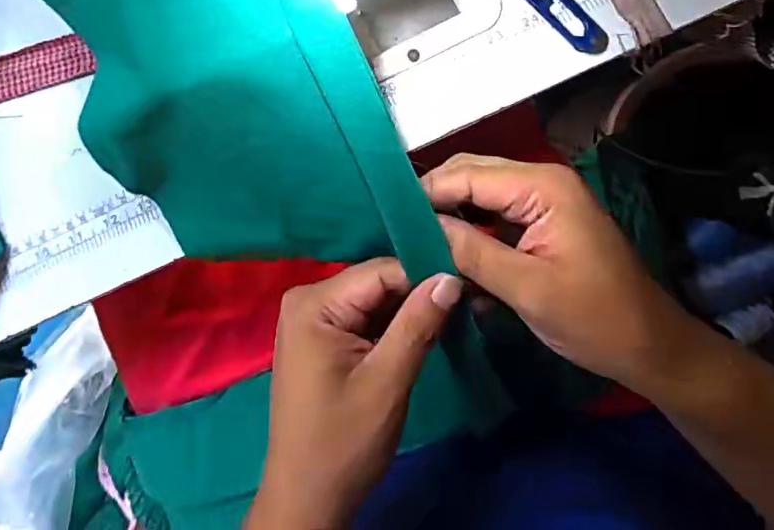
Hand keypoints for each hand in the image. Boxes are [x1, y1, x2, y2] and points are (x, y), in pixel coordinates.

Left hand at [247, 259, 461, 528]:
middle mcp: (308, 298)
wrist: (307, 501)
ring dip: (408, 310)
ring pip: (373, 300)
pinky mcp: (321, 337)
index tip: (466, 283)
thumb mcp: (386, 383)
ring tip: (453, 312)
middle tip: (465, 299)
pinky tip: (423, 331)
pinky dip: (392, 326)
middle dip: (418, 292)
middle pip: (376, 283)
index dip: (424, 275)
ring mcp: (312, 318)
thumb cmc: (342, 444)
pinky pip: (364, 317)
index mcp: (314, 302)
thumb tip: (451, 277)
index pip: (380, 271)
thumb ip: (417, 325)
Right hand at [422, 154, 707, 395]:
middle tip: (398, 223)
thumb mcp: (528, 289)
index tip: (390, 213)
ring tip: (415, 231)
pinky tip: (448, 243)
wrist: (652, 347)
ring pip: (481, 189)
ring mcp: (544, 196)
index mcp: (543, 186)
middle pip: (473, 173)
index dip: (428, 191)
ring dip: (451, 208)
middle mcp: (542, 179)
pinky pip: (496, 209)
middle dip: (436, 195)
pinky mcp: (543, 217)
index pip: (469, 175)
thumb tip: (423, 226)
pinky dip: (471, 223)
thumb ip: (472, 252)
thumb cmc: (596, 319)